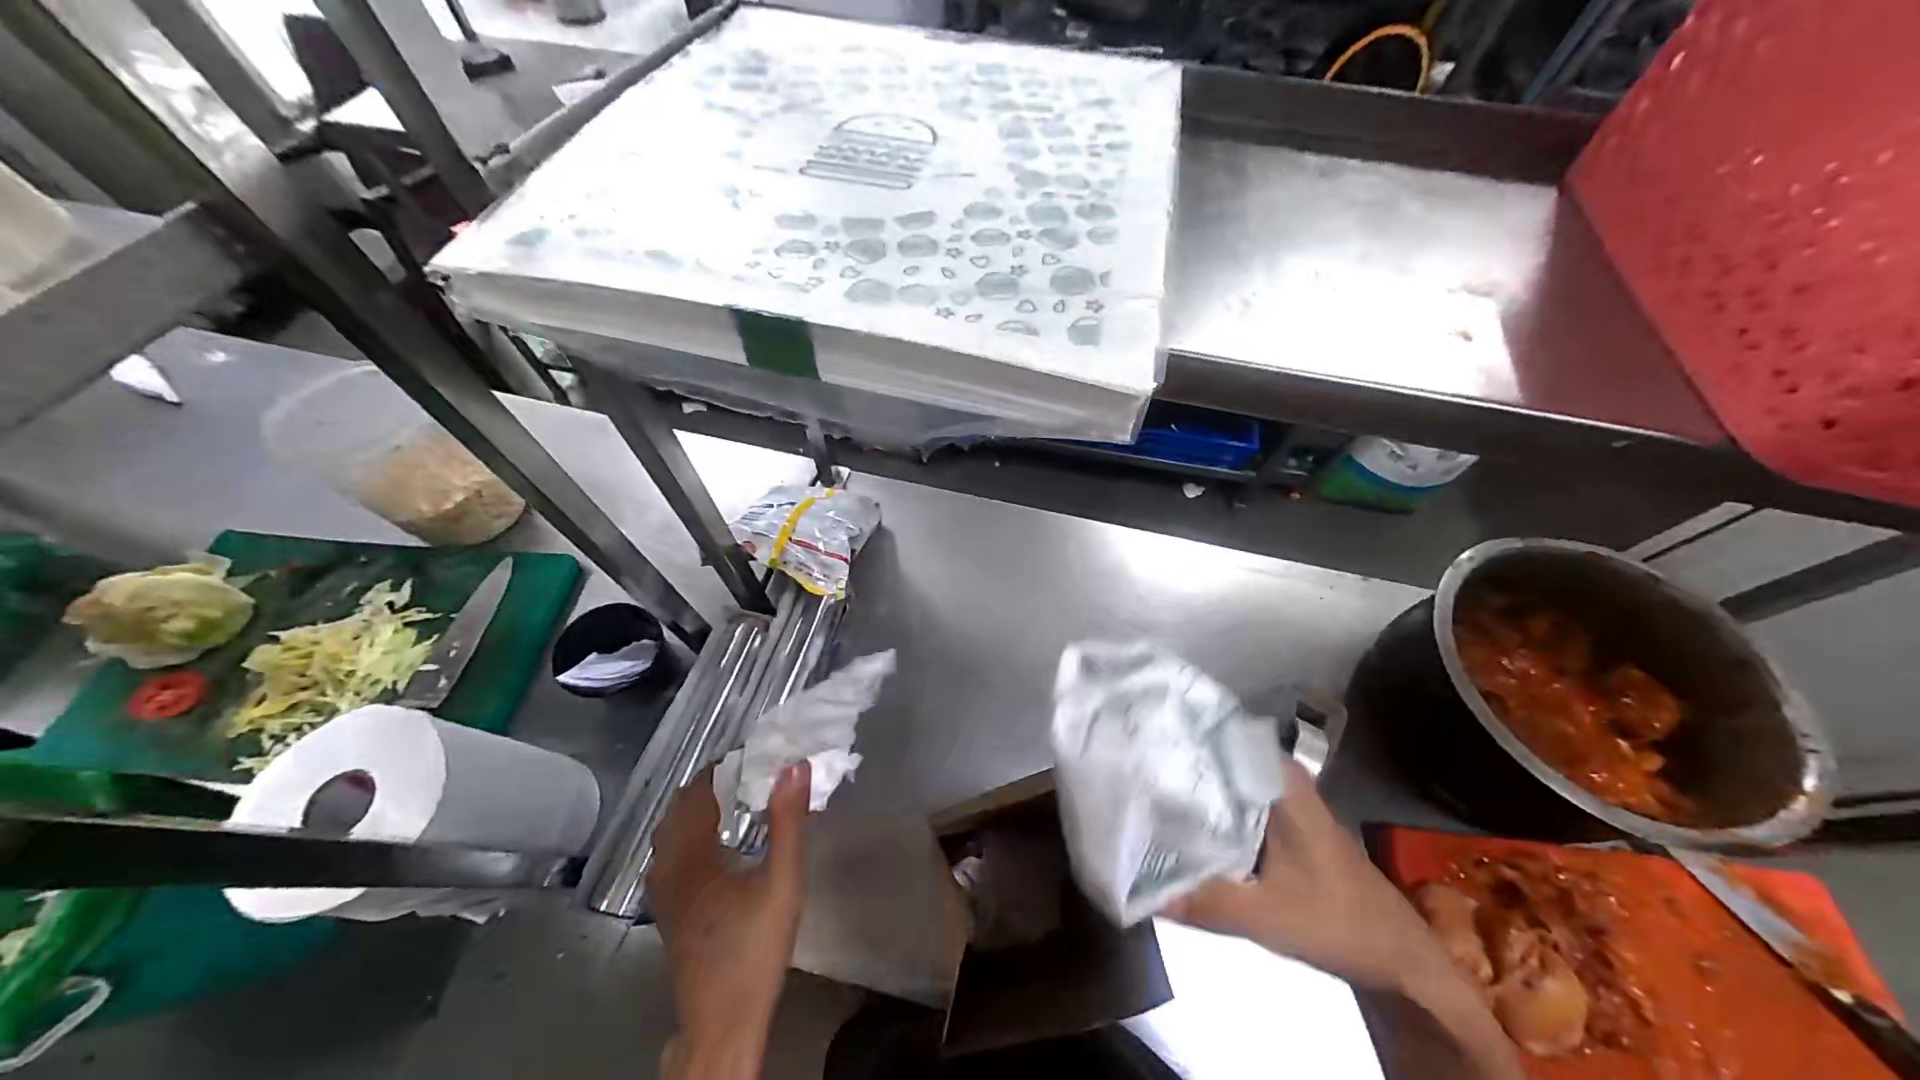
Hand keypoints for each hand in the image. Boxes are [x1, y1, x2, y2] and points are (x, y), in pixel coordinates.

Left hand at [649, 761, 810, 1079]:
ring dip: (695, 813)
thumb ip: (788, 822)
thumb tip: (795, 768)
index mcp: (691, 855)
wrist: (722, 1021)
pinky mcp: (668, 913)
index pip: (696, 795)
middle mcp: (668, 869)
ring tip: (731, 803)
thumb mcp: (782, 881)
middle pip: (677, 813)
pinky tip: (714, 848)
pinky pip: (669, 857)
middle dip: (707, 788)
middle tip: (745, 775)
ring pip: (669, 837)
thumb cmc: (754, 948)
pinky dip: (688, 837)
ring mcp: (664, 894)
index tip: (749, 757)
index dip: (718, 770)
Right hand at [1163, 760, 1521, 1079]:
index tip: (1142, 733)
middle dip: (1178, 759)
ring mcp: (1283, 803)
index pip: (1225, 736)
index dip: (1183, 733)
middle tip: (1131, 762)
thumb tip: (1139, 893)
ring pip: (1226, 780)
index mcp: (1282, 785)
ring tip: (1143, 785)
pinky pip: (1234, 803)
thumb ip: (1205, 903)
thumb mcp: (1267, 917)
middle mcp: (1282, 782)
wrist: (1398, 956)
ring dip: (1191, 785)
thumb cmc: (1339, 923)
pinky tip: (1177, 821)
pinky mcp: (1281, 826)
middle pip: (1220, 756)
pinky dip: (1208, 808)